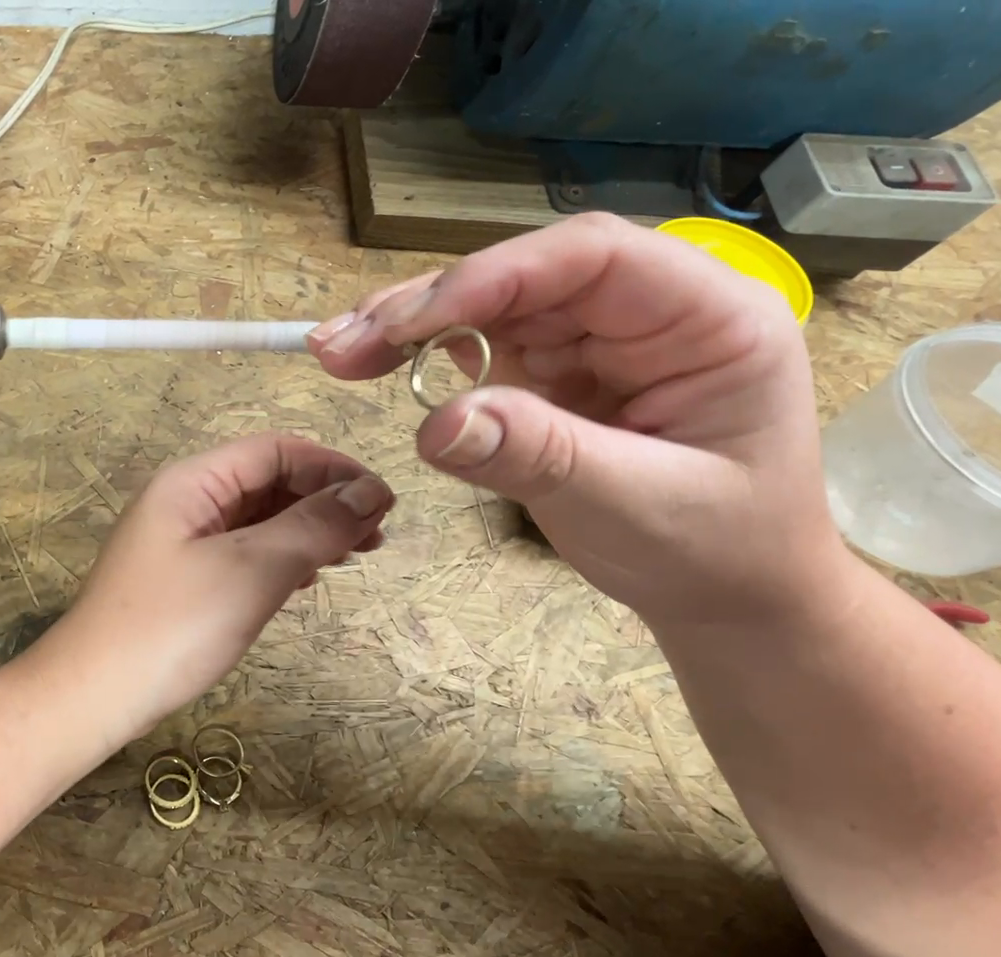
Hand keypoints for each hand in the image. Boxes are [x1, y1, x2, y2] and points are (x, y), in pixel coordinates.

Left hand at [26, 434, 393, 742]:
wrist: (96, 694)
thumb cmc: (172, 625)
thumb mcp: (251, 570)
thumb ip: (312, 526)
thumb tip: (369, 493)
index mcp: (191, 482)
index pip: (274, 451)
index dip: (333, 469)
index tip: (384, 504)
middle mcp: (183, 503)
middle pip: (265, 482)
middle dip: (323, 501)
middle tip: (376, 538)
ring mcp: (179, 543)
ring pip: (256, 521)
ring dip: (306, 532)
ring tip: (353, 557)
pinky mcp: (181, 582)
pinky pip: (240, 554)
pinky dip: (279, 560)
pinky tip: (304, 580)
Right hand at [306, 213, 844, 628]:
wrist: (725, 594)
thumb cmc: (709, 550)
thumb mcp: (631, 507)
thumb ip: (538, 457)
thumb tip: (434, 425)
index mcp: (706, 318)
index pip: (591, 259)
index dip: (492, 279)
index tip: (405, 325)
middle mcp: (644, 313)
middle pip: (523, 277)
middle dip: (425, 305)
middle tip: (338, 345)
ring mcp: (591, 342)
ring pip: (487, 307)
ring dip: (405, 326)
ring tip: (334, 352)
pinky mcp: (551, 374)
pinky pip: (477, 349)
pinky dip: (418, 356)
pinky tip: (370, 363)